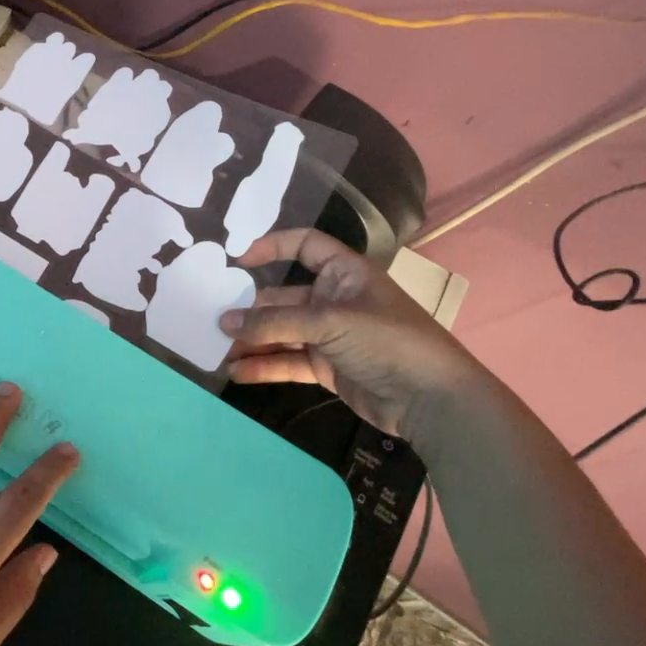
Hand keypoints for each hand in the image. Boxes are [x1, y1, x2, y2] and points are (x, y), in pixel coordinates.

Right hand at [221, 229, 489, 440]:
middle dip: (249, 309)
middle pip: (282, 296)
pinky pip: (287, 361)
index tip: (237, 260)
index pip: (305, 246)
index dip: (272, 246)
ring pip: (280, 332)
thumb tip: (224, 322)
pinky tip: (236, 373)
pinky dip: (263, 366)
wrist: (432, 400)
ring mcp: (330, 336)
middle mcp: (335, 300)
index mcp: (345, 274)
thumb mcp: (329, 323)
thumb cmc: (388, 342)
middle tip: (212, 319)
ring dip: (251, 341)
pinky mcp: (327, 367)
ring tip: (216, 349)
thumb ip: (274, 323)